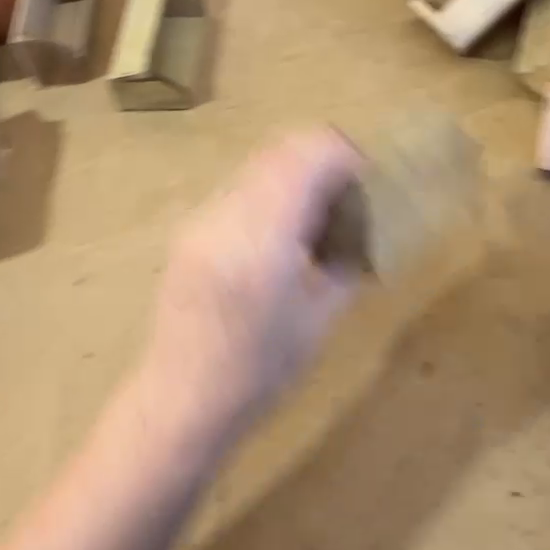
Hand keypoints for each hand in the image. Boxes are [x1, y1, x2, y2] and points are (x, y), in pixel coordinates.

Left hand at [141, 129, 364, 435]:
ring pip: (259, 165)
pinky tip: (281, 236)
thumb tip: (362, 228)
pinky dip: (270, 193)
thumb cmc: (260, 370)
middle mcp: (228, 211)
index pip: (309, 155)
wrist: (181, 400)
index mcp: (265, 234)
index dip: (346, 157)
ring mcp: (203, 216)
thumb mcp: (320, 318)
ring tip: (316, 218)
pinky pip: (240, 189)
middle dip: (323, 162)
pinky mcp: (190, 228)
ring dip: (295, 174)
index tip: (368, 184)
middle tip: (349, 197)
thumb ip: (344, 261)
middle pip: (283, 149)